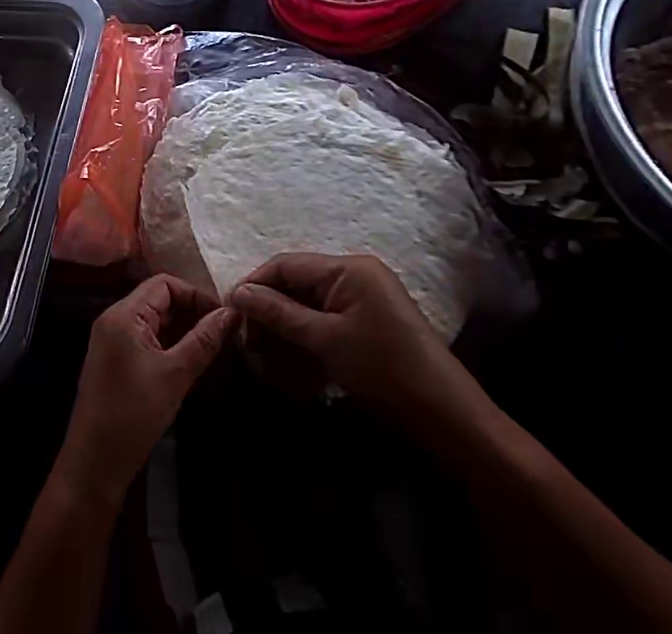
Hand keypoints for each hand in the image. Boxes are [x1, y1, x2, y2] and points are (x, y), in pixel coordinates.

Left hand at [57, 274, 235, 502]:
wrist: (95, 463)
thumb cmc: (133, 413)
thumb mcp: (176, 374)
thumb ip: (205, 339)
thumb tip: (233, 312)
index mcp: (123, 315)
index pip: (164, 284)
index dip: (196, 295)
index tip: (224, 316)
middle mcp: (115, 320)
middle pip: (160, 300)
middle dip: (193, 312)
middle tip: (225, 331)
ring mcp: (113, 342)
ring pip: (155, 321)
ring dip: (184, 329)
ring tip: (215, 345)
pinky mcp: (116, 362)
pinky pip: (148, 340)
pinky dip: (171, 344)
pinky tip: (193, 360)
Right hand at [230, 253, 486, 442]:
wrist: (441, 408)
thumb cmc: (381, 367)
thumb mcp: (324, 339)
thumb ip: (279, 312)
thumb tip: (239, 292)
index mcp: (348, 267)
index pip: (286, 264)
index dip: (255, 284)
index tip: (230, 312)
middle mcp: (356, 272)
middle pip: (298, 281)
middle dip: (270, 309)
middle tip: (249, 342)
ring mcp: (365, 295)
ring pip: (310, 301)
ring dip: (287, 325)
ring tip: (268, 354)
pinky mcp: (369, 317)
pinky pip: (328, 316)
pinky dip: (308, 334)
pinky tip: (296, 358)